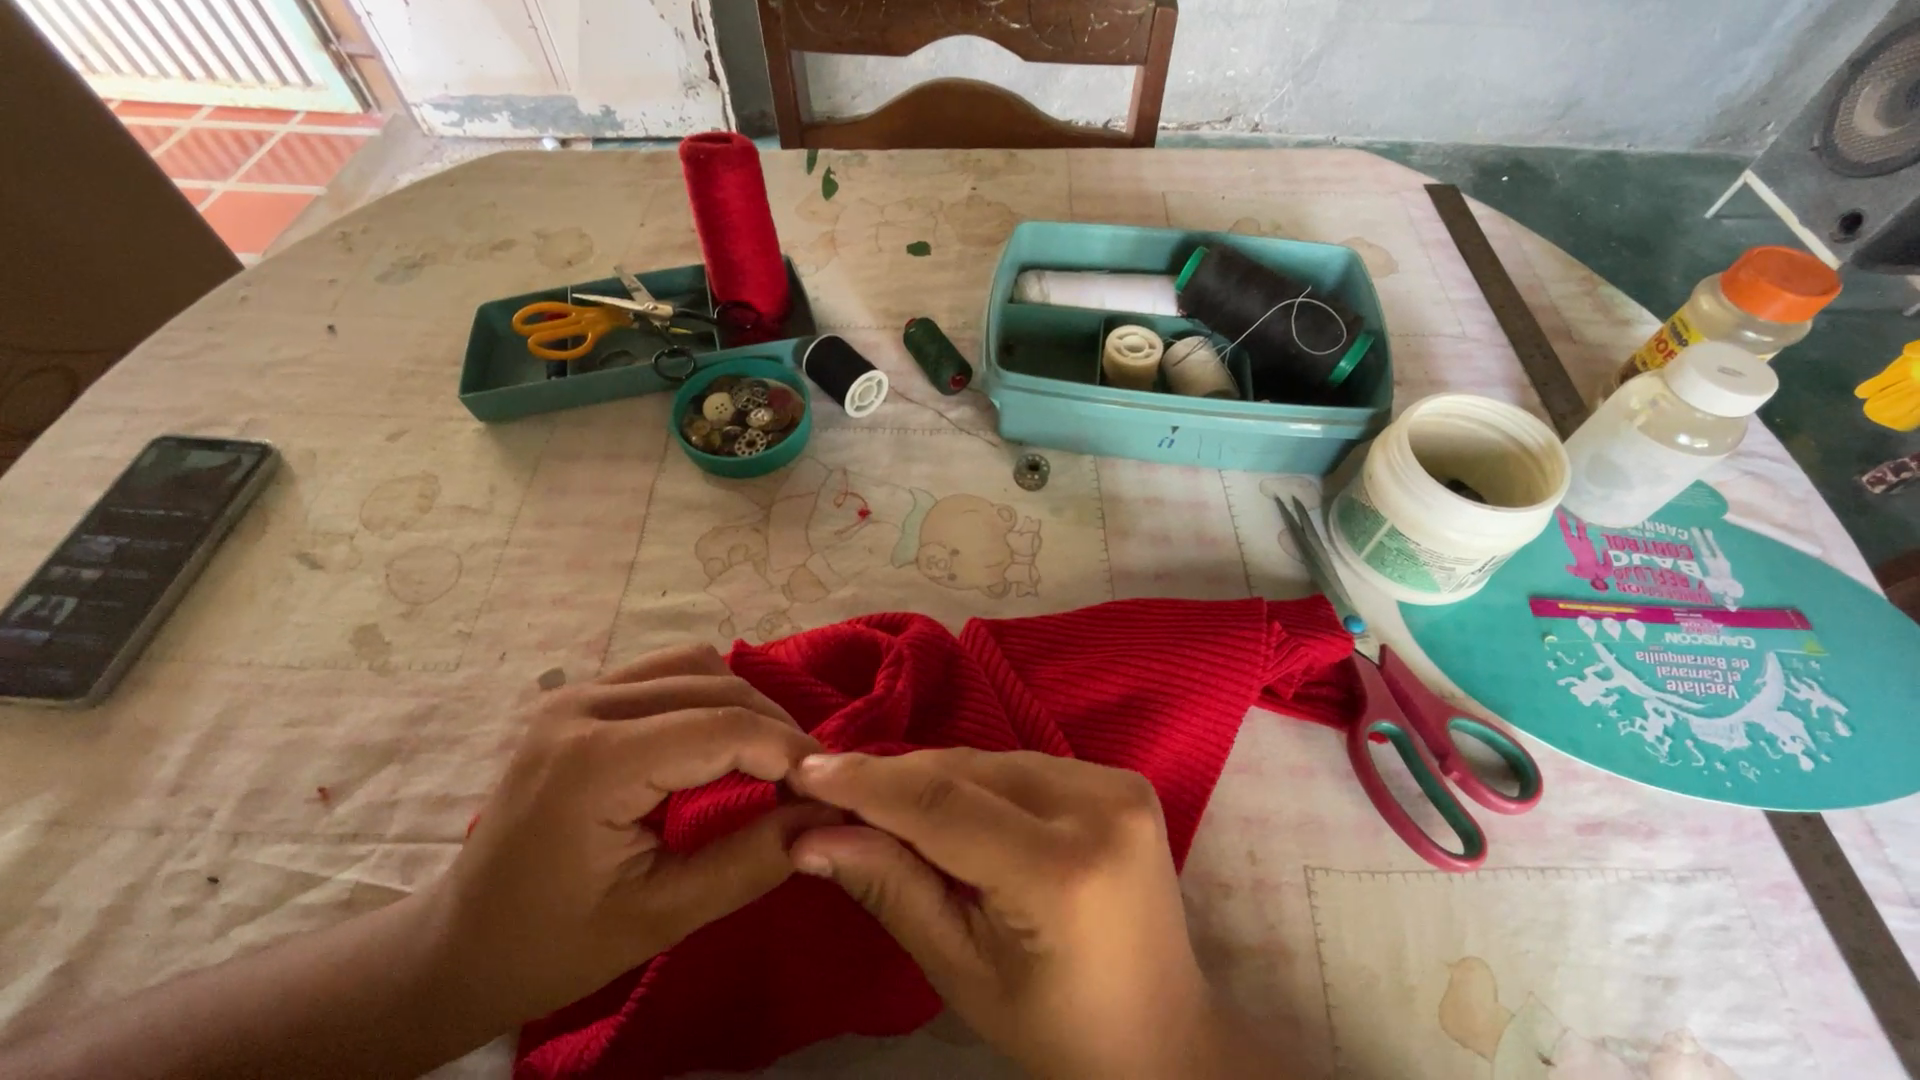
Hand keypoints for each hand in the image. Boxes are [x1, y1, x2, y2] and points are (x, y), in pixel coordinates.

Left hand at [421, 644, 834, 1023]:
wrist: (460, 946)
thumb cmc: (554, 946)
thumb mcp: (662, 917)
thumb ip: (751, 861)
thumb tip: (828, 817)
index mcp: (594, 761)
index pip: (723, 727)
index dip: (790, 752)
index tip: (832, 790)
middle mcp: (582, 706)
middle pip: (715, 684)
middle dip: (775, 727)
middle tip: (809, 782)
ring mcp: (575, 695)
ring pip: (694, 665)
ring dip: (744, 706)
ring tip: (772, 761)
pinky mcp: (578, 700)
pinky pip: (666, 674)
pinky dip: (711, 699)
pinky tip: (724, 745)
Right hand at [788, 750, 1276, 1078]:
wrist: (1163, 1032)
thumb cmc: (1056, 1024)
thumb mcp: (961, 972)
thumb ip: (891, 890)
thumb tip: (811, 835)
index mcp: (1061, 870)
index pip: (942, 804)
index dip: (867, 783)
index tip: (804, 771)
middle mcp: (1098, 807)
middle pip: (966, 771)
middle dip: (893, 780)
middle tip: (830, 793)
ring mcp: (1118, 784)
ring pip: (992, 760)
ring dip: (934, 778)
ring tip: (883, 806)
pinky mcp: (1123, 778)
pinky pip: (1024, 765)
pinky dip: (978, 780)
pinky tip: (950, 809)